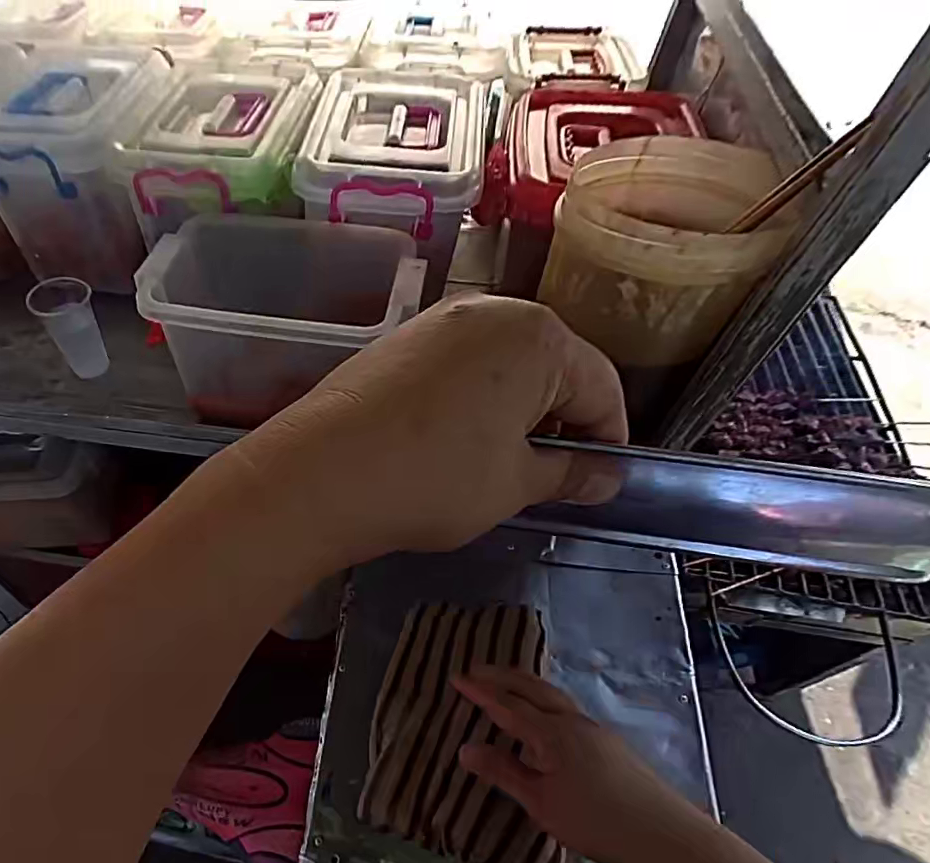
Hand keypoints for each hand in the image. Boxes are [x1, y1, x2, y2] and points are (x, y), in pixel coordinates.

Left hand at [222, 296, 627, 567]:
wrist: (320, 475)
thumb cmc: (435, 479)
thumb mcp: (516, 484)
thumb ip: (571, 473)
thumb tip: (608, 475)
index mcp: (538, 337)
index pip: (602, 388)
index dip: (609, 440)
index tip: (602, 481)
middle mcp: (495, 310)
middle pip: (558, 369)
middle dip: (567, 424)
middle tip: (555, 478)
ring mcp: (445, 320)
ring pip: (513, 366)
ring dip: (526, 414)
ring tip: (509, 464)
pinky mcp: (408, 339)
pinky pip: (471, 366)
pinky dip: (485, 402)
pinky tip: (465, 441)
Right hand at [452, 666, 713, 862]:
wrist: (659, 829)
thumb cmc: (593, 819)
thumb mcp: (540, 801)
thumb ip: (504, 772)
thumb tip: (466, 748)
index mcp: (551, 733)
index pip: (508, 705)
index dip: (481, 692)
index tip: (457, 677)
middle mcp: (572, 721)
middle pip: (533, 689)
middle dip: (503, 677)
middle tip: (478, 670)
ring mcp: (594, 729)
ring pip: (554, 697)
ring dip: (527, 686)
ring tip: (509, 685)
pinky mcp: (608, 742)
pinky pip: (567, 710)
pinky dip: (546, 702)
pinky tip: (546, 720)